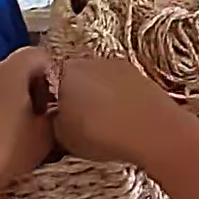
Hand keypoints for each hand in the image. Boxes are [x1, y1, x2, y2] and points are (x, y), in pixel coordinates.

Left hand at [0, 47, 54, 198]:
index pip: (37, 55)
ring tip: (11, 135)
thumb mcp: (43, 139)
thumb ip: (55, 118)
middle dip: (28, 91)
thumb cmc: (4, 153)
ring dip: (5, 104)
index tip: (54, 102)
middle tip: (36, 121)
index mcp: (10, 72)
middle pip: (13, 71)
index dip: (52, 74)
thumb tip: (55, 112)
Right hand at [50, 56, 196, 167]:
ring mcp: (118, 66)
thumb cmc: (101, 133)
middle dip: (78, 97)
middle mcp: (90, 61)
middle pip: (77, 78)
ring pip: (102, 82)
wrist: (151, 131)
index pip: (48, 81)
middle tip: (81, 124)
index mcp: (63, 71)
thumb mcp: (62, 137)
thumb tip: (56, 119)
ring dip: (102, 98)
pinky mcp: (141, 76)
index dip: (53, 101)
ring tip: (106, 126)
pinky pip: (123, 88)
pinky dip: (122, 101)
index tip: (58, 118)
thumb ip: (53, 122)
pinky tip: (125, 121)